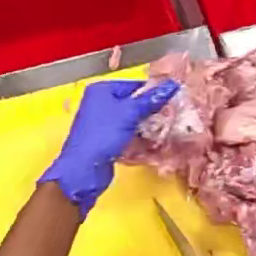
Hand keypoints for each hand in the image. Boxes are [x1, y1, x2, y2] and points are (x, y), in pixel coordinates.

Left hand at [39, 79, 178, 216]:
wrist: (84, 170)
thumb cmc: (103, 136)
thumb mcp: (130, 113)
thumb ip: (151, 100)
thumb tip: (170, 86)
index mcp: (102, 90)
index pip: (134, 85)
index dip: (153, 93)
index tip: (171, 101)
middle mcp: (100, 104)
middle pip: (133, 104)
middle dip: (151, 113)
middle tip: (169, 119)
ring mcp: (102, 125)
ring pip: (131, 122)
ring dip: (146, 129)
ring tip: (162, 134)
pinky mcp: (106, 142)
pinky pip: (126, 137)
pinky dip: (138, 140)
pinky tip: (150, 146)